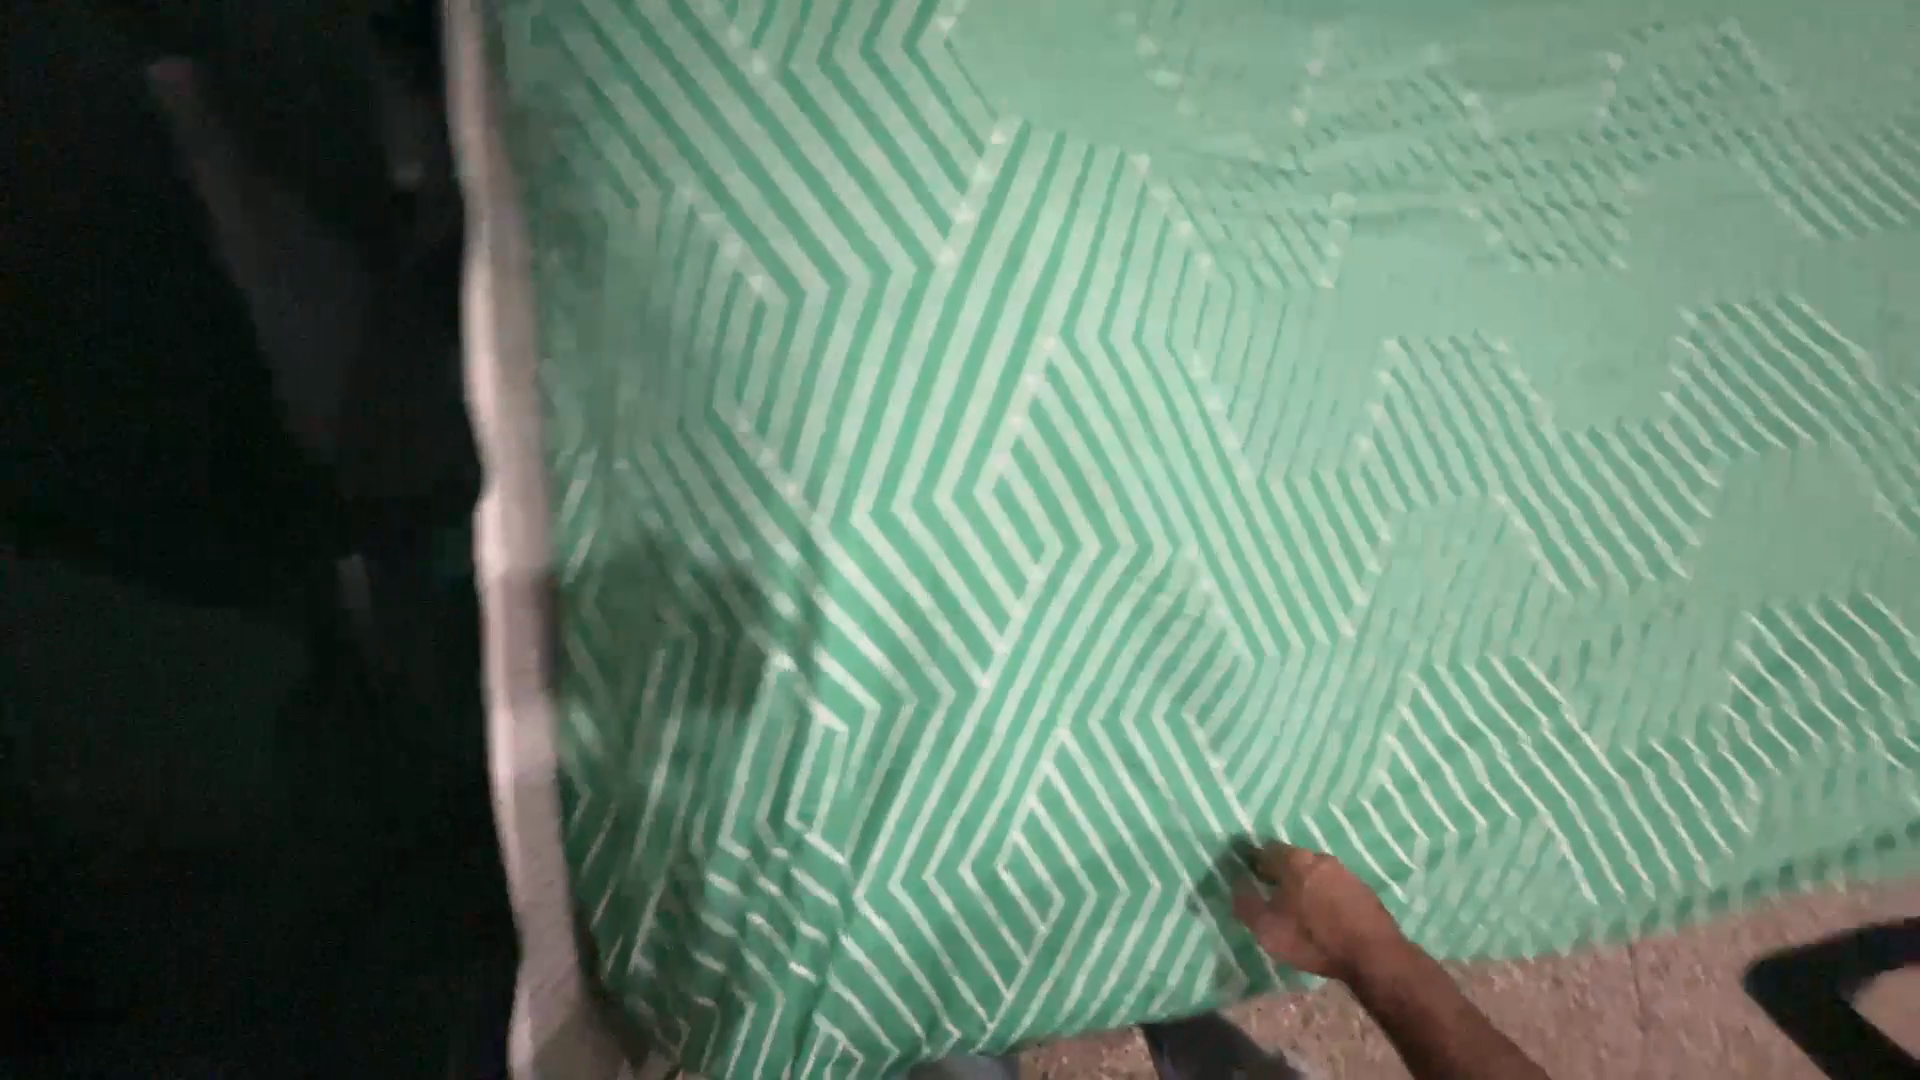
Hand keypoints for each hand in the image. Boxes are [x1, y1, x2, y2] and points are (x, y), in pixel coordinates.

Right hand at [1231, 841, 1406, 983]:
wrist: (1375, 957)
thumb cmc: (1314, 939)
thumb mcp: (1268, 928)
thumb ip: (1246, 903)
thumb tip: (1235, 883)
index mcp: (1293, 860)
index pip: (1267, 850)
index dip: (1257, 863)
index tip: (1251, 877)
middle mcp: (1319, 857)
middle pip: (1294, 859)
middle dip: (1283, 873)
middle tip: (1276, 894)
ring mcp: (1346, 873)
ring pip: (1317, 873)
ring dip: (1308, 884)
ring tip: (1302, 907)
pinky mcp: (1365, 892)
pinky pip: (1337, 887)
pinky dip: (1328, 896)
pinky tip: (1327, 916)